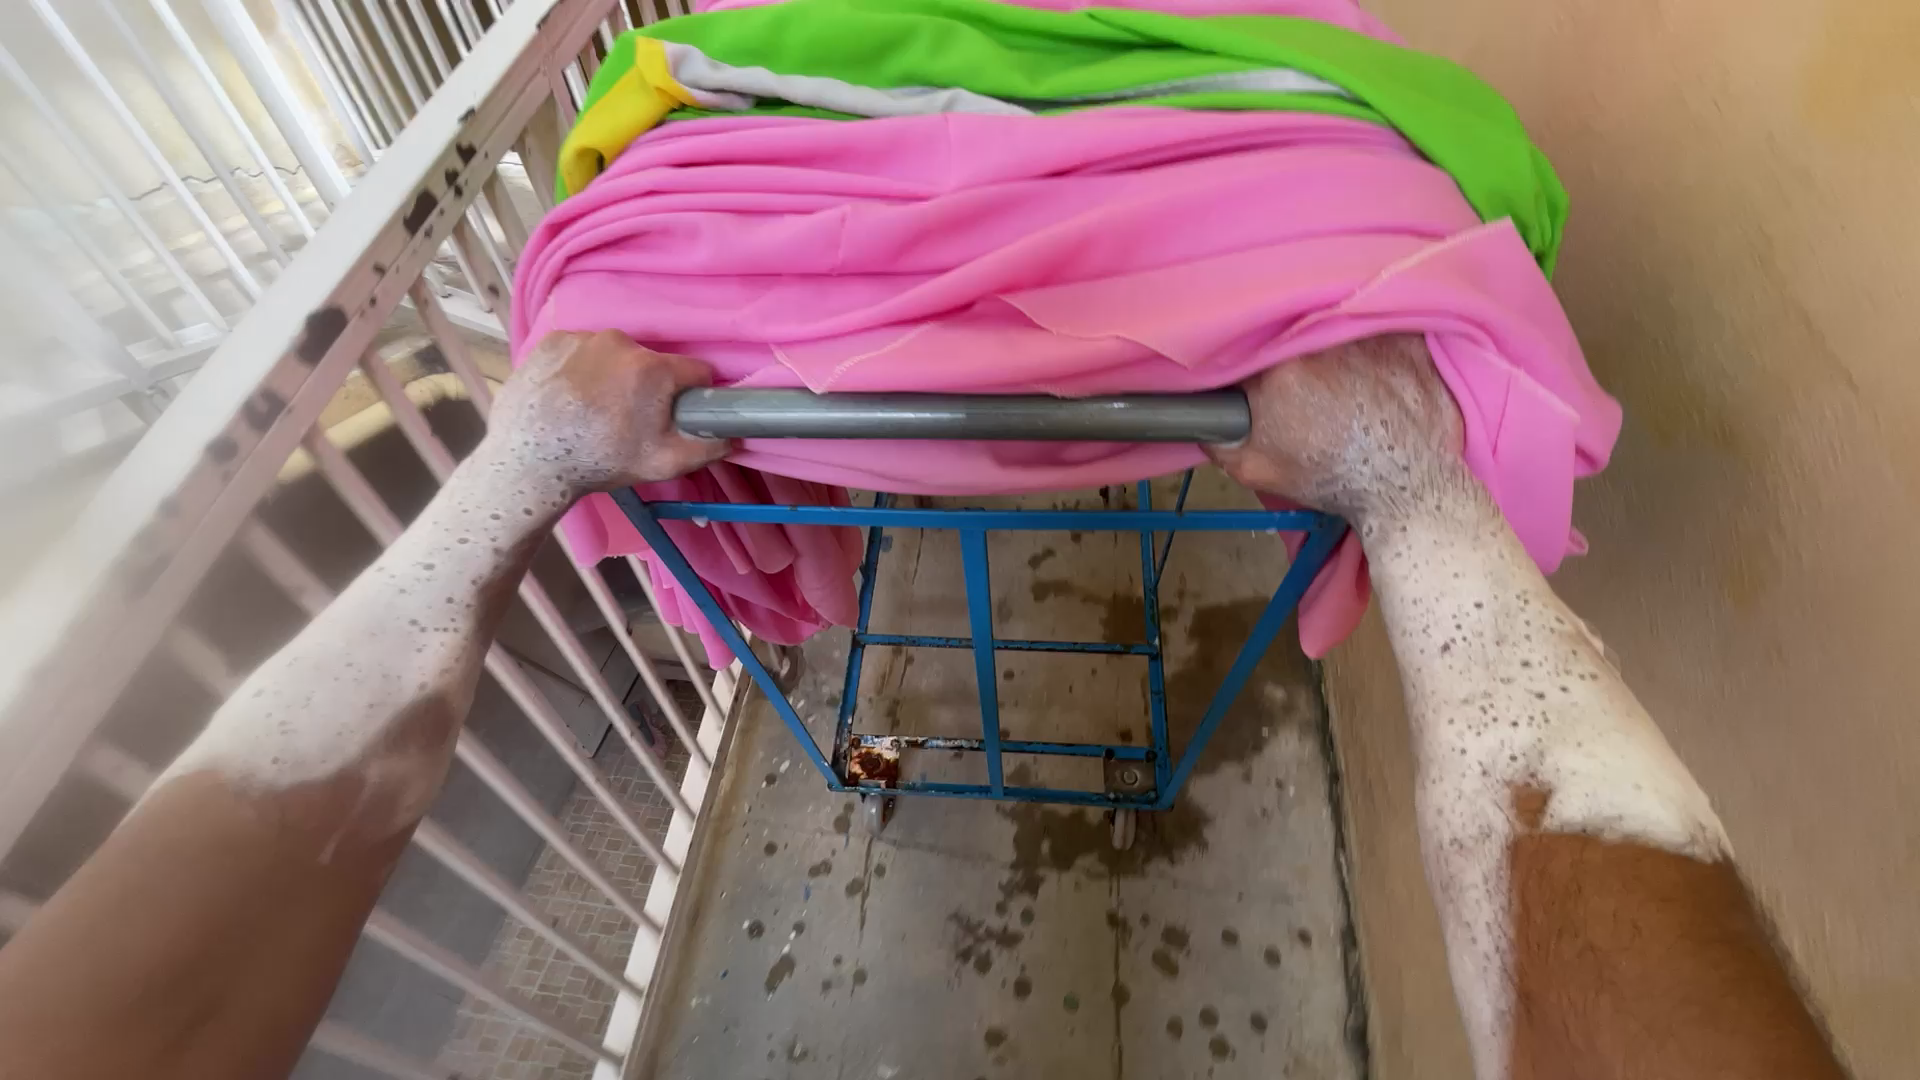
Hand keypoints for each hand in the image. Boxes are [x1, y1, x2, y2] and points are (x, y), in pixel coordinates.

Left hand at [485, 330, 731, 496]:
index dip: (695, 393)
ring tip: (597, 408)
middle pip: (654, 362)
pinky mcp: (551, 340)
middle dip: (651, 386)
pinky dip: (584, 369)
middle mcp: (620, 342)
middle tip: (631, 418)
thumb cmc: (602, 461)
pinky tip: (572, 396)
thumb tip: (733, 435)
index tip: (680, 412)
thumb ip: (708, 447)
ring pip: (617, 355)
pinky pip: (583, 350)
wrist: (529, 461)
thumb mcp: (664, 463)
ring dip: (616, 376)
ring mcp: (582, 337)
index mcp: (653, 368)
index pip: (696, 370)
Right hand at [1207, 335, 1467, 525]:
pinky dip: (1367, 342)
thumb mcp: (1252, 469)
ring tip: (1331, 376)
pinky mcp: (1409, 337)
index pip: (1244, 353)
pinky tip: (1366, 367)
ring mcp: (1370, 334)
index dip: (1243, 370)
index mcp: (1278, 371)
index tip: (1249, 387)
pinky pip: (1376, 325)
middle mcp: (1322, 341)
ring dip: (1324, 345)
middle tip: (1294, 385)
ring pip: (1330, 326)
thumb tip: (1201, 415)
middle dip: (1283, 355)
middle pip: (1287, 334)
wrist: (1406, 487)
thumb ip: (1215, 437)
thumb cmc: (1329, 478)